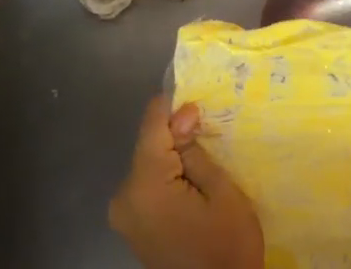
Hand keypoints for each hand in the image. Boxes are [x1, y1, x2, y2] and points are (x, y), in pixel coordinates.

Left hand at [109, 95, 264, 268]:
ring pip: (148, 163)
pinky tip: (190, 184)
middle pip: (149, 144)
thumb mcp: (222, 192)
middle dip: (177, 134)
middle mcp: (123, 196)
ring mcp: (123, 214)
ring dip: (173, 155)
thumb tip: (182, 111)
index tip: (201, 103)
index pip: (152, 123)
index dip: (175, 106)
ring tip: (204, 160)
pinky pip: (146, 185)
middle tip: (210, 135)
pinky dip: (167, 176)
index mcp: (144, 185)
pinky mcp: (131, 226)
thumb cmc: (227, 246)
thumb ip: (195, 150)